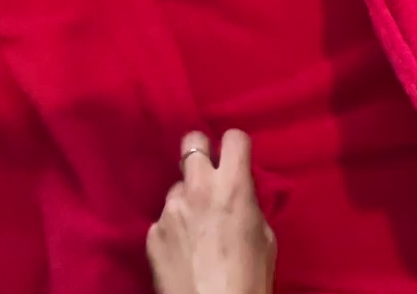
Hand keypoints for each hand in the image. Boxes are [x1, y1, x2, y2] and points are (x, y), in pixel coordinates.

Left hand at [147, 130, 276, 293]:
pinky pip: (164, 220)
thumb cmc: (250, 281)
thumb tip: (239, 194)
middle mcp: (197, 187)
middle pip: (191, 140)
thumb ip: (249, 205)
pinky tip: (183, 253)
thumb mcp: (264, 238)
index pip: (234, 137)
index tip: (237, 160)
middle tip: (208, 174)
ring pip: (177, 187)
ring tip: (196, 231)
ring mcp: (170, 208)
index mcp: (231, 186)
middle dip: (201, 152)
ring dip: (187, 200)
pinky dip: (173, 231)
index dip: (236, 148)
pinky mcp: (152, 233)